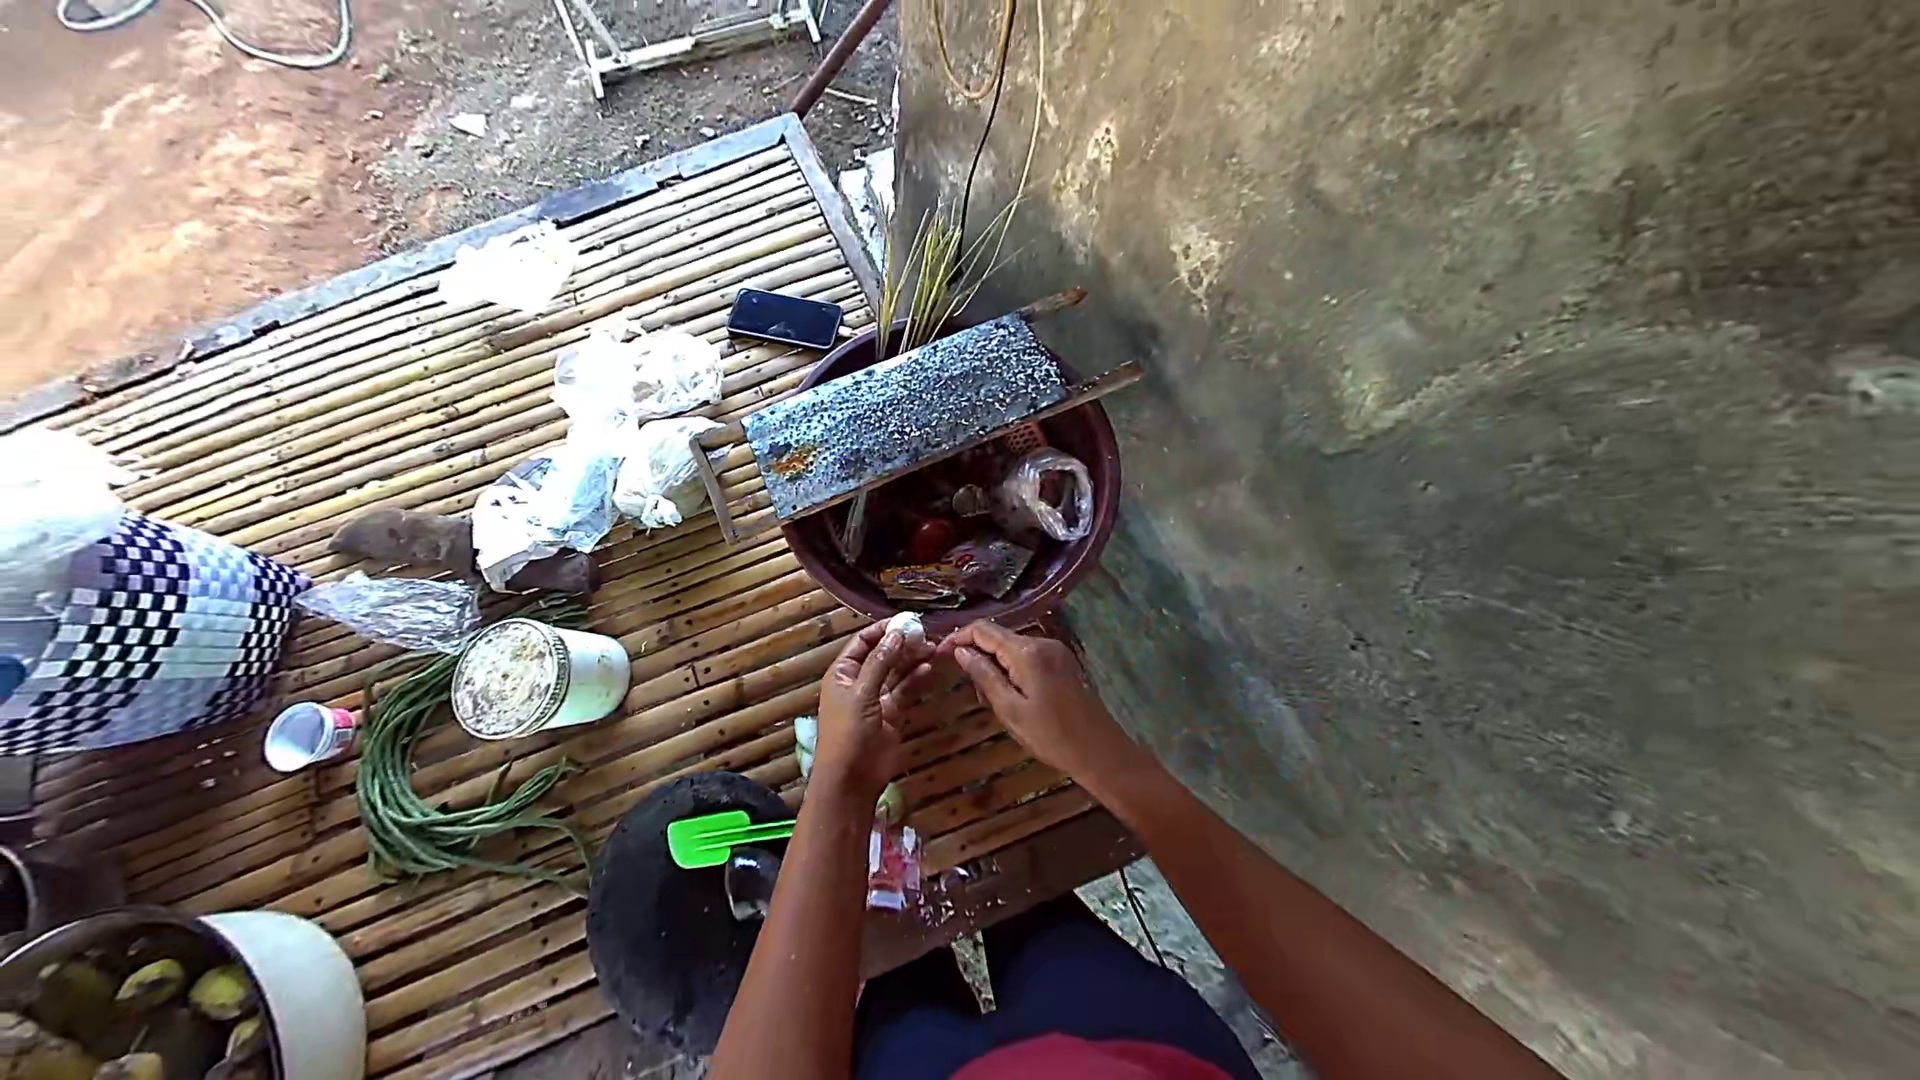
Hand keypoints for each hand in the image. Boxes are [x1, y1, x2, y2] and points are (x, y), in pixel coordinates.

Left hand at [814, 621, 935, 803]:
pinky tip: (928, 668)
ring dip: (912, 659)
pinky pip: (906, 689)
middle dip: (902, 643)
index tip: (906, 620)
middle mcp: (860, 681)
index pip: (863, 641)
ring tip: (932, 647)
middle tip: (926, 633)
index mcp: (843, 672)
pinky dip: (916, 678)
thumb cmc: (847, 732)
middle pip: (883, 654)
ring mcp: (877, 697)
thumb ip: (880, 662)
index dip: (882, 629)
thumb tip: (896, 634)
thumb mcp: (861, 693)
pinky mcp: (893, 712)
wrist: (851, 777)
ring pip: (897, 670)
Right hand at [936, 621, 1148, 787]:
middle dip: (977, 654)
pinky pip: (1027, 656)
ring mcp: (1055, 650)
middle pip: (998, 636)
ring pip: (1012, 647)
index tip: (938, 653)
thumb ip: (983, 675)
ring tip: (990, 700)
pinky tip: (1010, 696)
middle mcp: (1042, 642)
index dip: (957, 637)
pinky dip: (1011, 669)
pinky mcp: (1062, 662)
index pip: (983, 629)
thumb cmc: (1051, 736)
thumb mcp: (1009, 709)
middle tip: (967, 688)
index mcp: (1027, 651)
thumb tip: (960, 651)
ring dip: (994, 664)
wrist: (1099, 751)